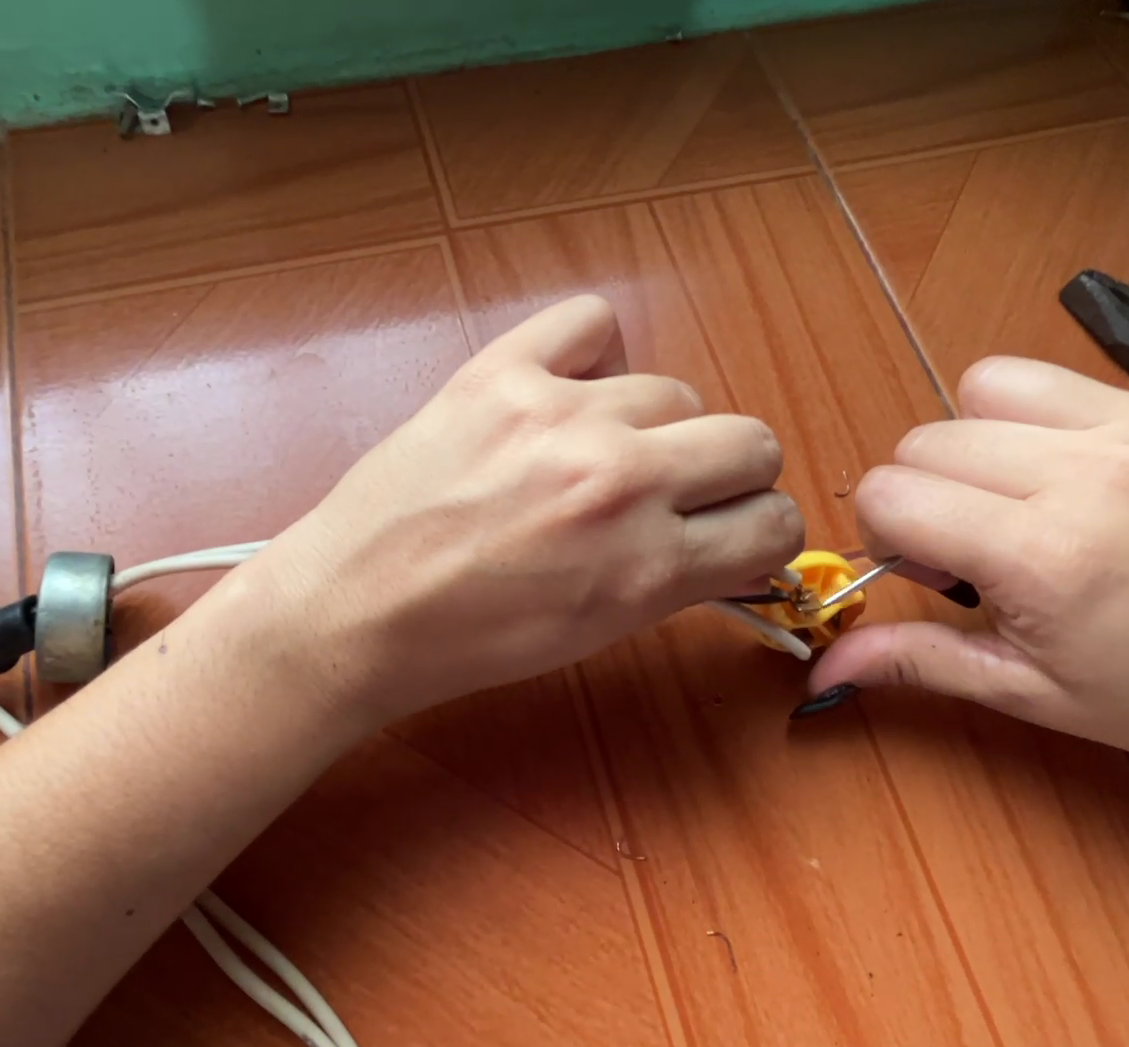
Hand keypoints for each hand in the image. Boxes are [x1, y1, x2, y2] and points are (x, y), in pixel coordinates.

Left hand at [222, 295, 804, 720]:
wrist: (355, 610)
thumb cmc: (470, 640)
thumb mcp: (595, 630)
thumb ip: (675, 578)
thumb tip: (731, 534)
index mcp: (647, 569)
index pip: (773, 523)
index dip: (756, 530)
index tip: (728, 532)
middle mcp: (618, 481)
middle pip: (750, 440)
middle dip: (726, 475)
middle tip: (673, 493)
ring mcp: (558, 416)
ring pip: (674, 389)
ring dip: (651, 426)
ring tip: (592, 452)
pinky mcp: (499, 372)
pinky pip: (592, 322)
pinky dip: (594, 357)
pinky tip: (565, 394)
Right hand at [808, 357, 1128, 789]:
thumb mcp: (1025, 690)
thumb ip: (912, 658)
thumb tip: (821, 667)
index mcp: (1046, 556)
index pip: (890, 492)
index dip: (885, 532)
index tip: (929, 567)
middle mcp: (1093, 475)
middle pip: (925, 438)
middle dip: (922, 489)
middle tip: (973, 541)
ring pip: (984, 386)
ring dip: (974, 440)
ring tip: (1017, 494)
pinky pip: (1059, 382)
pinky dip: (1038, 424)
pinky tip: (1076, 478)